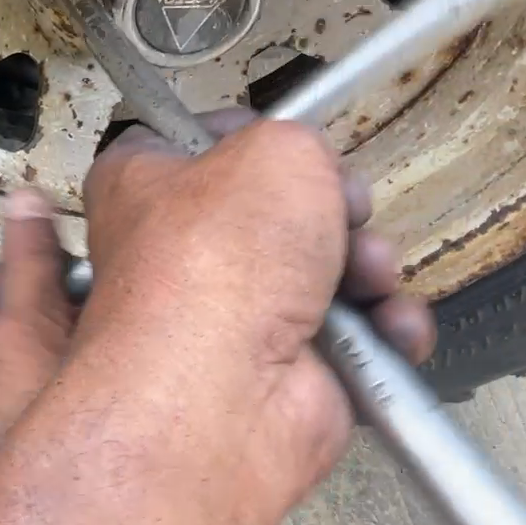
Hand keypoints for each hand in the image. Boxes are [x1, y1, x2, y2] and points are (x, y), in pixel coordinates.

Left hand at [0, 110, 435, 485]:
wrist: (224, 390)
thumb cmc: (217, 258)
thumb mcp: (273, 151)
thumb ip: (298, 141)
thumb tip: (310, 174)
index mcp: (139, 182)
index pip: (193, 138)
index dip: (249, 134)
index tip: (283, 141)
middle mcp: (175, 246)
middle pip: (274, 206)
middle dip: (329, 208)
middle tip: (340, 213)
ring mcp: (226, 310)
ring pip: (321, 266)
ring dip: (366, 264)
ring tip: (365, 273)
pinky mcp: (279, 365)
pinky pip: (350, 332)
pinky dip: (381, 328)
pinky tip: (386, 325)